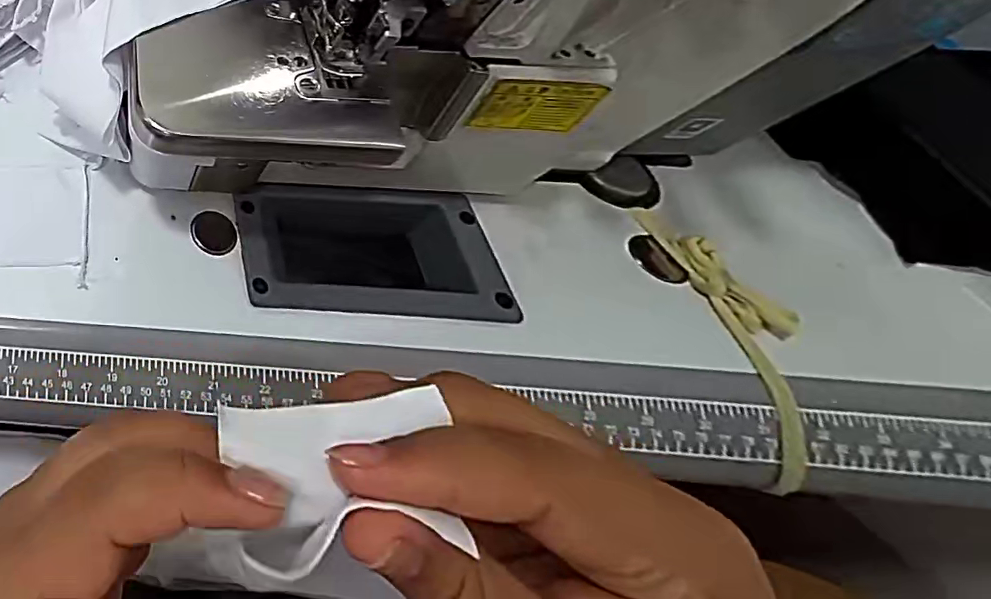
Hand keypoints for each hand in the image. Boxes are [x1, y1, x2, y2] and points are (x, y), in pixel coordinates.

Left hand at [0, 412, 288, 598]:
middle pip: (115, 445)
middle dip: (198, 448)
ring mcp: (34, 504)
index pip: (114, 491)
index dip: (194, 482)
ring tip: (243, 478)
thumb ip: (182, 590)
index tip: (265, 499)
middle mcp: (25, 517)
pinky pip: (110, 464)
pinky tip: (197, 487)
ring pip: (114, 441)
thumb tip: (262, 572)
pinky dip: (161, 465)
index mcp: (29, 560)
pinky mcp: (52, 509)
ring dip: (184, 449)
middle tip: (269, 479)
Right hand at [325, 371, 773, 598]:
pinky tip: (380, 466)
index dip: (424, 459)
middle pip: (487, 410)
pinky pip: (466, 439)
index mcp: (664, 536)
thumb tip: (368, 528)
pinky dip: (414, 448)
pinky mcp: (544, 477)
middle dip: (395, 416)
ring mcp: (585, 471)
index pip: (522, 465)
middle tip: (326, 442)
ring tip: (343, 448)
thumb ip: (464, 589)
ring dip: (396, 423)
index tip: (345, 466)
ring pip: (469, 409)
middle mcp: (624, 483)